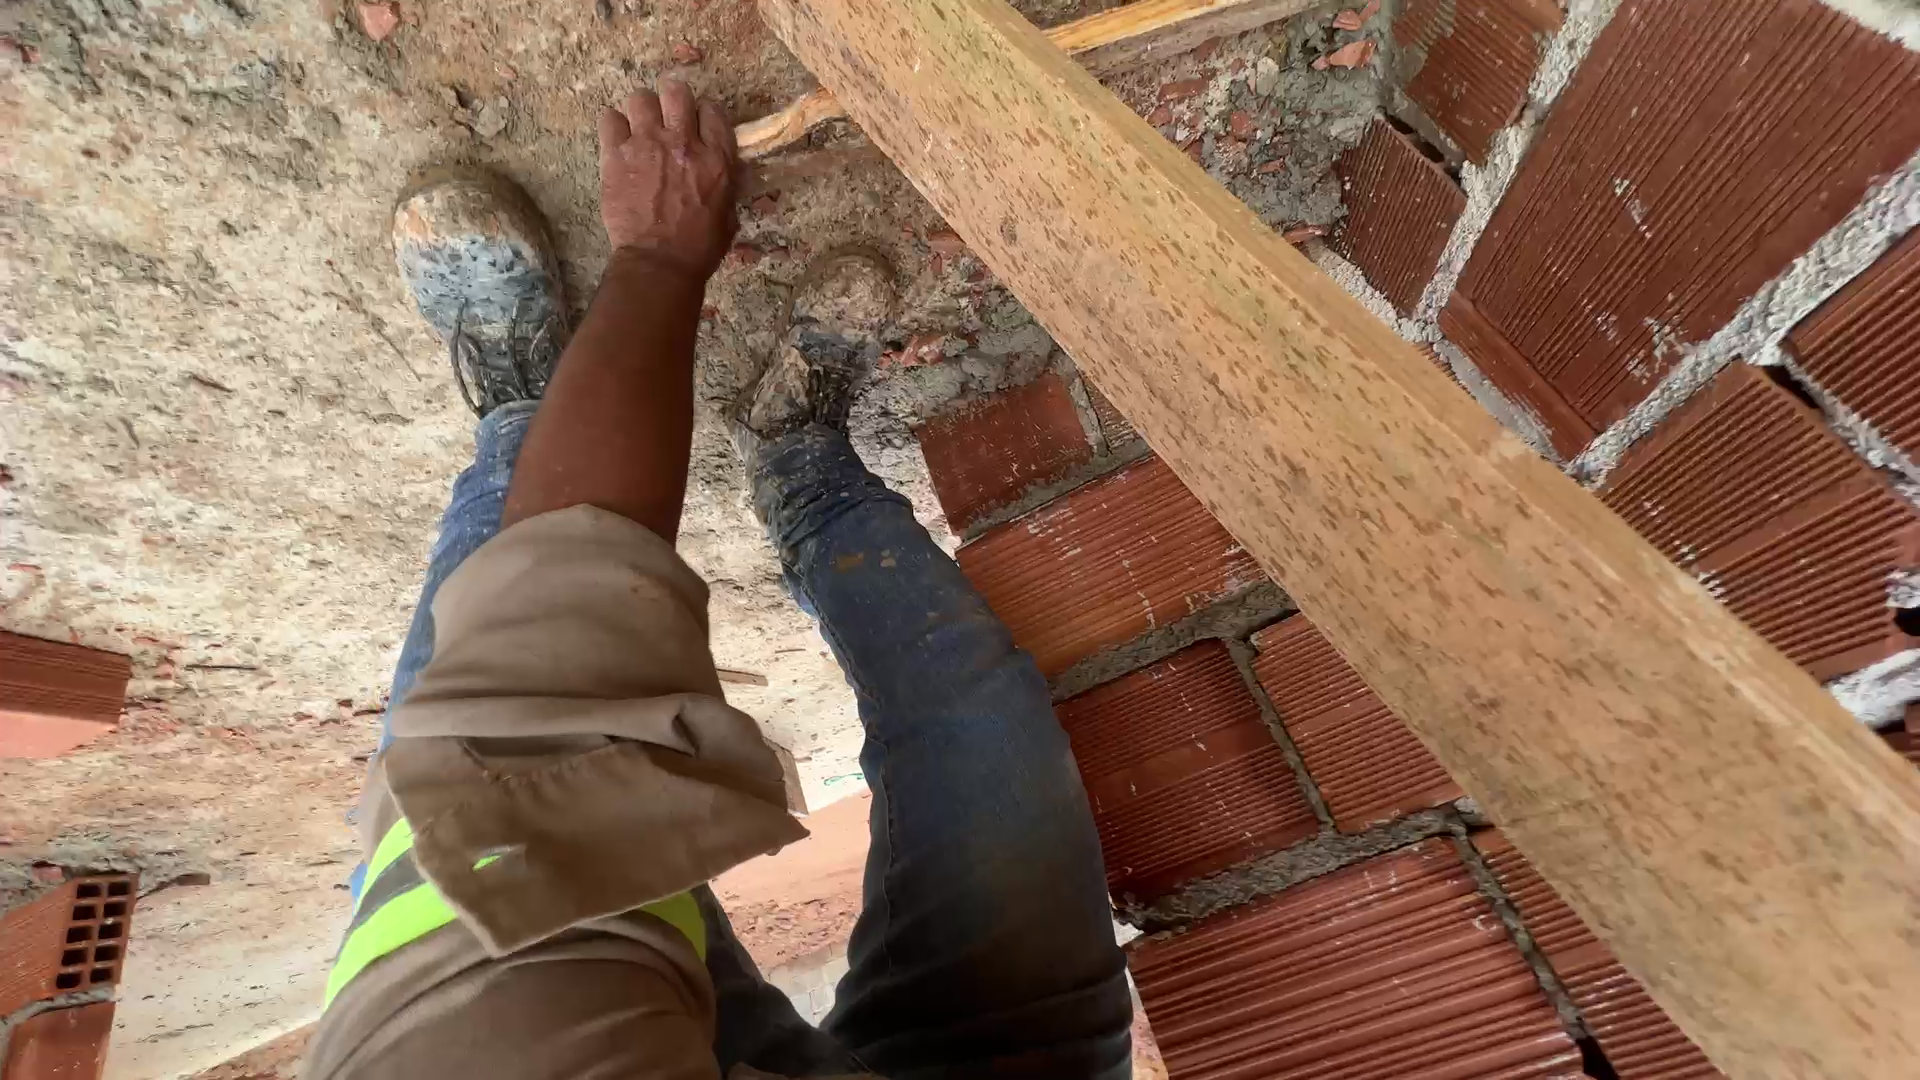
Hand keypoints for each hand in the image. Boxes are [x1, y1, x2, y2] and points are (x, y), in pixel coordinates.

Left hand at [597, 79, 738, 277]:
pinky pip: (609, 118)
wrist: (659, 263)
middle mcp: (683, 143)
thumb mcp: (728, 218)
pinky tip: (619, 145)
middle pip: (676, 91)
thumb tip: (724, 174)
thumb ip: (725, 187)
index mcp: (716, 160)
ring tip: (641, 132)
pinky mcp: (615, 154)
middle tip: (668, 121)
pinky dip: (614, 127)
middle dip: (672, 102)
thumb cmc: (700, 249)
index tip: (699, 128)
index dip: (705, 117)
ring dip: (642, 113)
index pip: (712, 111)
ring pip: (640, 98)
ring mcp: (646, 145)